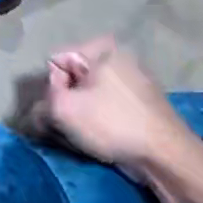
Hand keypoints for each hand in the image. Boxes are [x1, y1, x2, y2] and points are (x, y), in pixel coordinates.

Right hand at [28, 38, 198, 175]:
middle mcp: (118, 58)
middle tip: (69, 128)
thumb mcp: (63, 110)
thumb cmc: (112, 124)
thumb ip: (40, 105)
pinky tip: (101, 141)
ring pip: (86, 98)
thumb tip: (40, 113)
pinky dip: (97, 124)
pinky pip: (104, 110)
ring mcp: (131, 81)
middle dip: (64, 105)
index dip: (51, 90)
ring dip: (78, 119)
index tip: (59, 110)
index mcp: (101, 48)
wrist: (162, 154)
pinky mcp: (138, 104)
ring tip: (85, 138)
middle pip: (70, 81)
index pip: (54, 64)